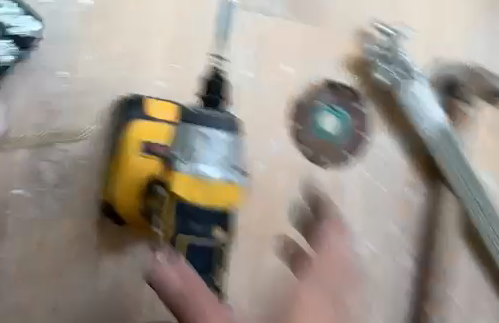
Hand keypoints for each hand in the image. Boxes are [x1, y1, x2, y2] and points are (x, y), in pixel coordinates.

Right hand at [146, 186, 356, 322]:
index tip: (313, 188)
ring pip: (345, 293)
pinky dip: (322, 295)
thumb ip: (190, 297)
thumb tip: (154, 257)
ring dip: (322, 267)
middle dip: (321, 235)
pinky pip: (339, 314)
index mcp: (316, 302)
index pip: (334, 244)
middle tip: (298, 212)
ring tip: (288, 249)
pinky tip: (295, 306)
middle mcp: (338, 316)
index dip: (327, 214)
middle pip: (345, 265)